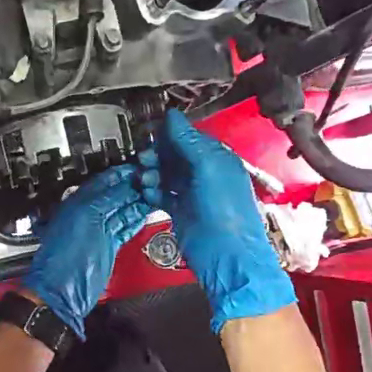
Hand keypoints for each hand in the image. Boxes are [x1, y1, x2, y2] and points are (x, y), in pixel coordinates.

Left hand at [18, 165, 153, 336]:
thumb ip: (108, 200)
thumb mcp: (89, 219)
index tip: (139, 168)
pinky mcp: (108, 247)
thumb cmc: (66, 258)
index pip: (105, 182)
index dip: (122, 175)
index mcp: (80, 204)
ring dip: (138, 202)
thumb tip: (125, 185)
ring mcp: (99, 232)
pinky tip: (145, 213)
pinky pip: (124, 228)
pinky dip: (135, 220)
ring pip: (122, 211)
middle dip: (133, 187)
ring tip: (154, 193)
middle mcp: (89, 216)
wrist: (62, 293)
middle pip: (115, 196)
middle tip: (152, 180)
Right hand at [138, 109, 294, 331]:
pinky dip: (152, 191)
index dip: (170, 135)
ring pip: (166, 174)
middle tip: (144, 159)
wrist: (227, 254)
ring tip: (145, 179)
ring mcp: (193, 193)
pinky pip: (162, 194)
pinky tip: (146, 192)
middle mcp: (206, 174)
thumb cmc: (226, 210)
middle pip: (175, 155)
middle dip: (157, 154)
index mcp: (218, 159)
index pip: (190, 137)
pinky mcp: (181, 211)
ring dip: (152, 173)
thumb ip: (189, 141)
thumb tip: (173, 116)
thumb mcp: (208, 167)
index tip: (150, 132)